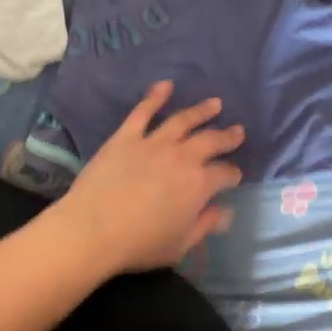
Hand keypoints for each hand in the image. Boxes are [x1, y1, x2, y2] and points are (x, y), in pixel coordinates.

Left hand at [52, 82, 243, 274]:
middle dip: (227, 136)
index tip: (234, 175)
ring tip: (214, 104)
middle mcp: (181, 157)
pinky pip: (143, 111)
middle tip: (238, 131)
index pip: (224, 173)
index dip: (232, 174)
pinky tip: (166, 85)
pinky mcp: (126, 136)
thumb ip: (205, 225)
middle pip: (210, 140)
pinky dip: (155, 96)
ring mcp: (153, 142)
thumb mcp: (181, 245)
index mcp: (199, 184)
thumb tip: (224, 211)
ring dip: (201, 111)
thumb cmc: (139, 244)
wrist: (92, 230)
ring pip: (183, 120)